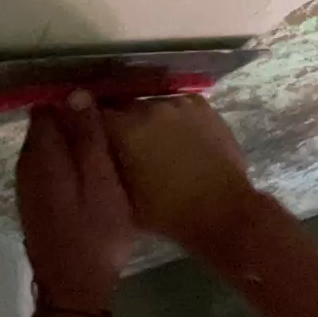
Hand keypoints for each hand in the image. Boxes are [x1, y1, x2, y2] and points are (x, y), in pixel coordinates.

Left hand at [16, 92, 135, 311]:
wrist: (74, 292)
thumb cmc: (95, 233)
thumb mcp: (101, 180)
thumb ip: (88, 135)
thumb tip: (75, 92)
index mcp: (41, 153)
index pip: (46, 105)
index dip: (70, 96)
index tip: (98, 95)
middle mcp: (26, 162)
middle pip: (46, 124)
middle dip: (71, 116)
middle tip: (107, 118)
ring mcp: (28, 183)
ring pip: (47, 144)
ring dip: (70, 138)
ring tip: (104, 138)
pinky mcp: (35, 200)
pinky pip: (48, 163)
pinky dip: (66, 158)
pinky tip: (89, 166)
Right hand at [102, 95, 262, 254]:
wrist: (221, 210)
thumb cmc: (167, 213)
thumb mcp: (123, 197)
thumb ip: (106, 166)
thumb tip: (98, 148)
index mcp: (125, 130)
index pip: (98, 115)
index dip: (96, 126)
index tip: (99, 138)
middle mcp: (149, 108)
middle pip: (126, 108)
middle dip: (125, 124)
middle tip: (132, 147)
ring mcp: (177, 103)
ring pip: (154, 106)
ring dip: (152, 121)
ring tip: (162, 145)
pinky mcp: (201, 104)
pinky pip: (179, 106)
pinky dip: (177, 119)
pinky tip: (184, 139)